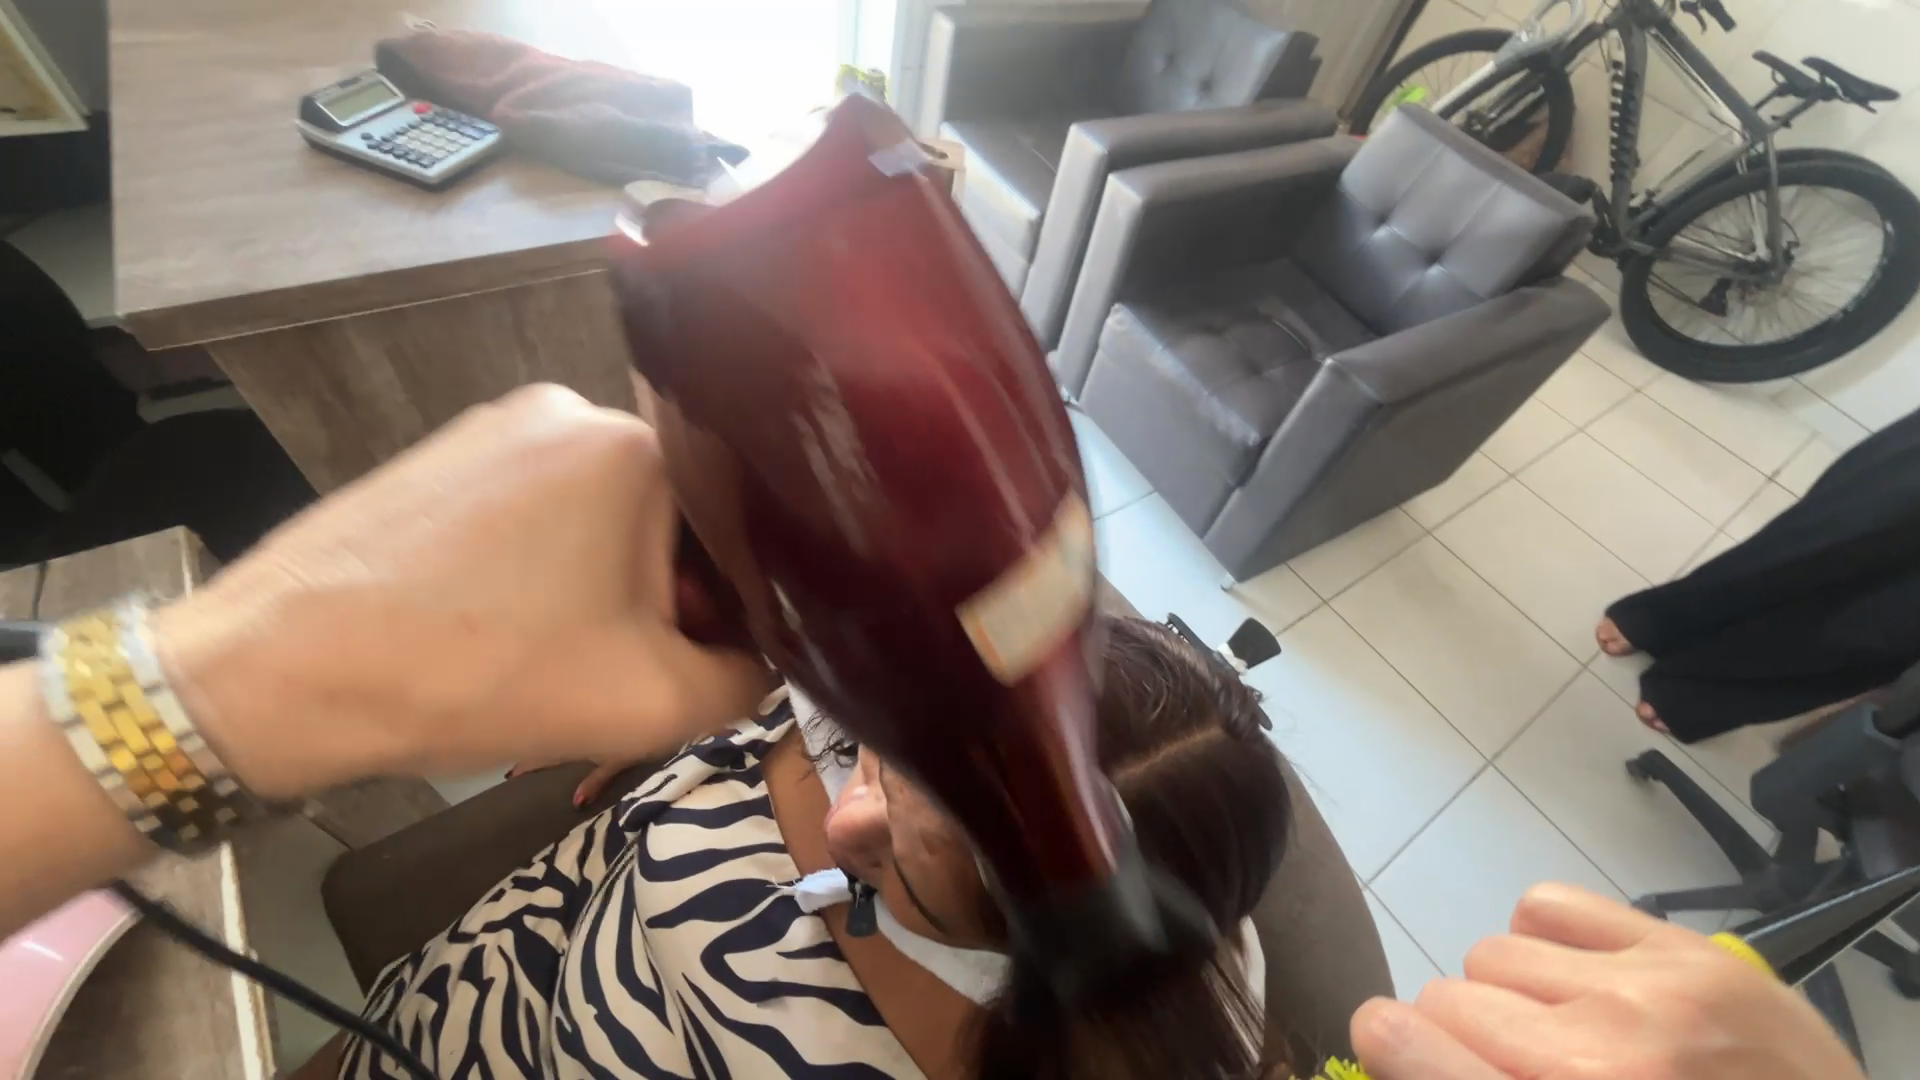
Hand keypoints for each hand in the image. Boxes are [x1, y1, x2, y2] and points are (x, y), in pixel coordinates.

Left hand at [155, 384, 768, 798]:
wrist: (271, 679)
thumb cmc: (483, 676)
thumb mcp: (656, 702)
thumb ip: (750, 682)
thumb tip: (765, 658)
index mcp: (641, 451)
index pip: (735, 531)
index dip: (732, 601)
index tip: (696, 654)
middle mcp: (581, 411)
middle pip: (675, 514)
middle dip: (672, 588)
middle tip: (630, 656)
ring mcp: (507, 420)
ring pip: (615, 508)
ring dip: (618, 571)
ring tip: (566, 634)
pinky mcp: (455, 445)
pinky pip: (549, 498)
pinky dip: (560, 552)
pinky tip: (516, 604)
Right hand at [1351, 884, 1863, 1079]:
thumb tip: (1386, 1044)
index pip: (1404, 1043)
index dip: (1385, 1045)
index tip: (1388, 1046)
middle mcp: (1605, 1059)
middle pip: (1444, 997)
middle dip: (1469, 1036)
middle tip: (1524, 1071)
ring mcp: (1653, 996)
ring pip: (1490, 953)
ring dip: (1514, 995)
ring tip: (1576, 1036)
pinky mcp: (1691, 954)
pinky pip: (1544, 904)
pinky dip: (1548, 942)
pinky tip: (1595, 987)